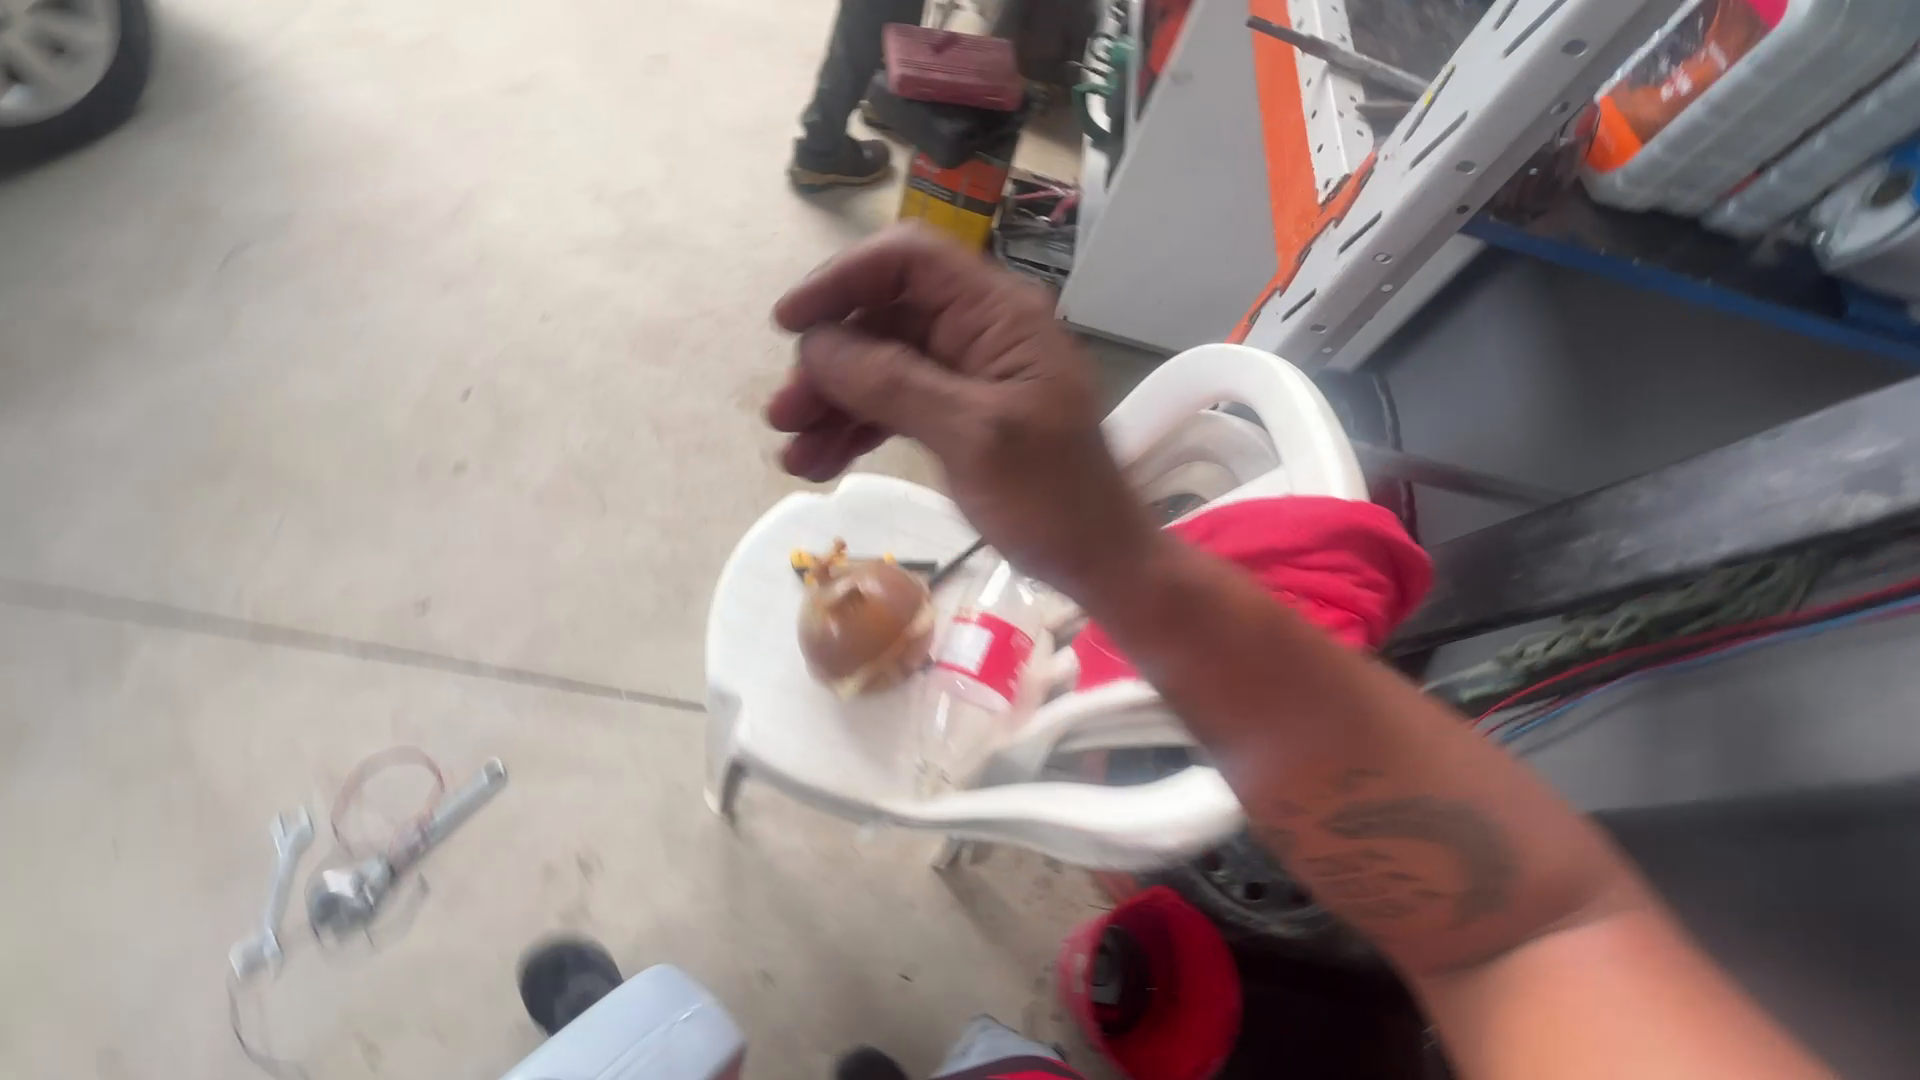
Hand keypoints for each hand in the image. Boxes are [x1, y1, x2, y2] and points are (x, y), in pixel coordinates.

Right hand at [768, 226, 1159, 599]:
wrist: (1097, 560)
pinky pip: (896, 407)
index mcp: (999, 315)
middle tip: (784, 414)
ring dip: (833, 404)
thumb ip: (894, 383)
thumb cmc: (1052, 498)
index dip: (842, 281)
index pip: (909, 262)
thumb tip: (817, 345)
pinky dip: (858, 430)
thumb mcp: (973, 436)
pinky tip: (819, 462)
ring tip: (793, 454)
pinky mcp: (960, 417)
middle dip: (829, 363)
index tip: (789, 324)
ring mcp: (969, 376)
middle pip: (884, 319)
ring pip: (882, 367)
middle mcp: (980, 333)